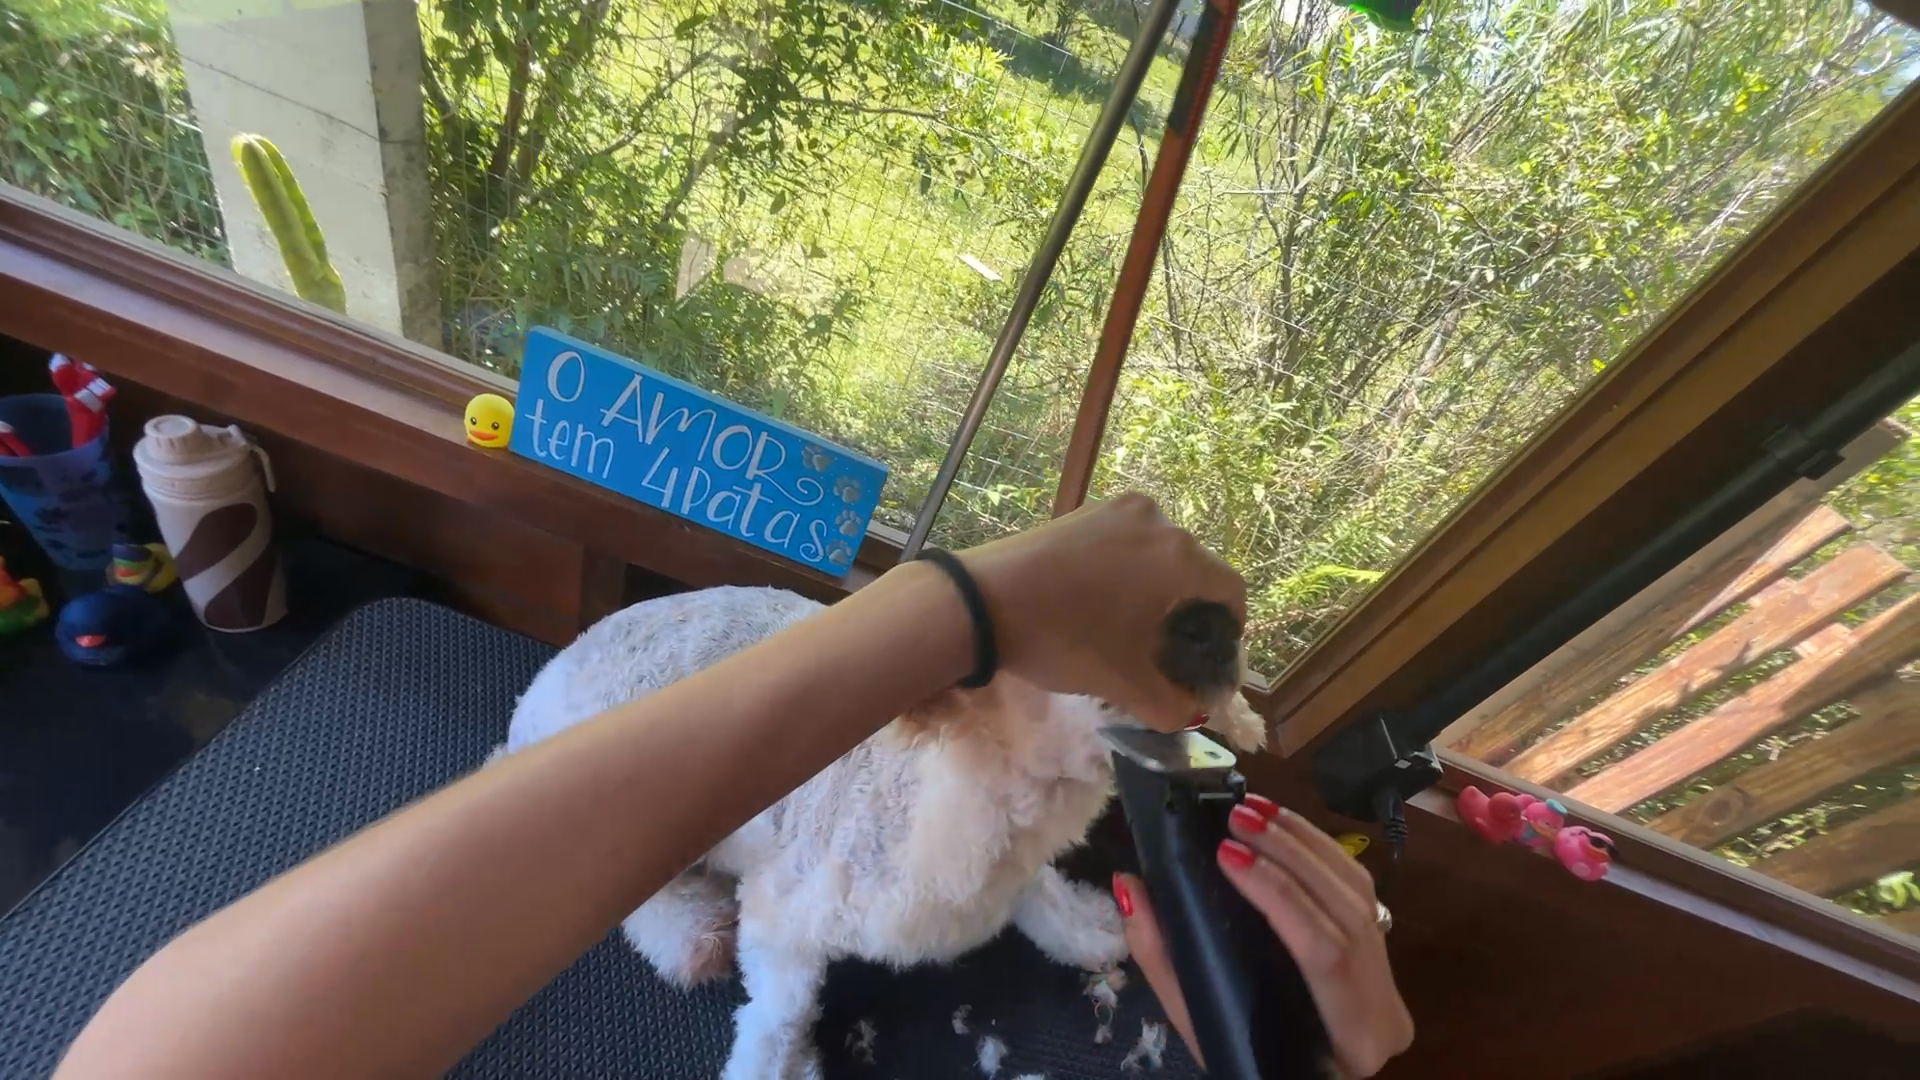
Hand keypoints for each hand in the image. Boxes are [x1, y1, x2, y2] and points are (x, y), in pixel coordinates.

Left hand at [955, 492, 1245, 730]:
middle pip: (1194, 571)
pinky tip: (1098, 600)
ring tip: (1128, 627)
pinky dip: (1126, 571)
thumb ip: (1172, 705)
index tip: (1207, 660)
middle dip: (1188, 614)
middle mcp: (1157, 520)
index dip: (1228, 632)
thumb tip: (1192, 713)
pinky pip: (1124, 542)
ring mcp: (1116, 509)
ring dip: (1155, 591)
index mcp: (1179, 556)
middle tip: (1165, 652)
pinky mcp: (1082, 509)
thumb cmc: (1063, 638)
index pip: (1231, 591)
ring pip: (1158, 555)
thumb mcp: (1122, 682)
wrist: (981, 601)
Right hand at [1114, 796, 1412, 1076]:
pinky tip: (1281, 819)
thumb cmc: (1248, 1054)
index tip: (1226, 852)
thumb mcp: (1198, 1018)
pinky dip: (1317, 844)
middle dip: (1289, 853)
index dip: (1279, 895)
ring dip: (1303, 840)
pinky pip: (1357, 881)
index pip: (1324, 954)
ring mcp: (1390, 974)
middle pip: (1346, 910)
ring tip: (1251, 807)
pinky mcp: (1381, 943)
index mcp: (1349, 1038)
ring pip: (1358, 889)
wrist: (1301, 1073)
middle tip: (1235, 817)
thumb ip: (1159, 954)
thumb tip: (1128, 883)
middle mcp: (1384, 1008)